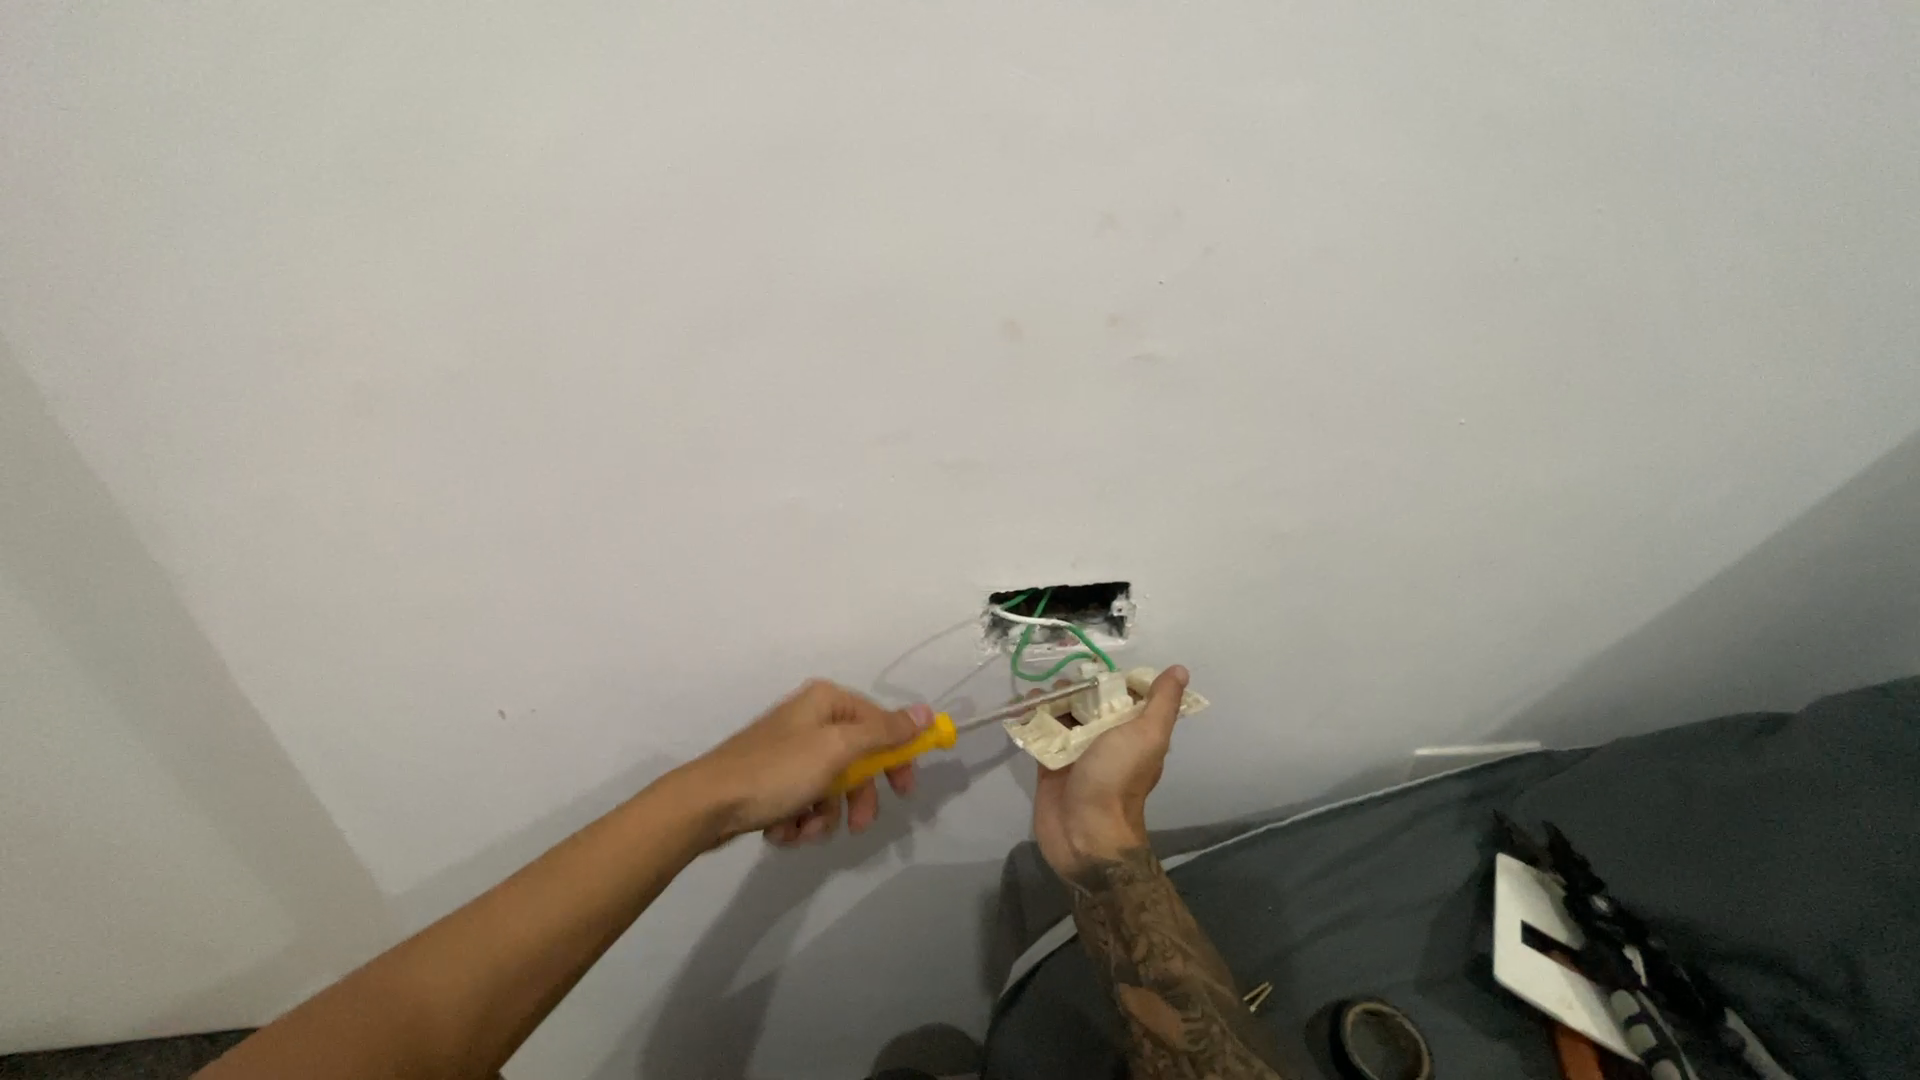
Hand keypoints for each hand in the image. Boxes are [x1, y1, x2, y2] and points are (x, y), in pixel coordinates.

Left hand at [682, 679, 930, 846]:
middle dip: (856, 797)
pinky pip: (804, 802)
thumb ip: (885, 732)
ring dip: (824, 815)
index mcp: (826, 702)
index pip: (880, 723)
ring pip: (831, 787)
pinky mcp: (771, 781)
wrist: (705, 806)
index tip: (906, 789)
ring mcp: (789, 751)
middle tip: (859, 824)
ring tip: (804, 829)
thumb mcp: (838, 749)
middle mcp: (809, 720)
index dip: (897, 755)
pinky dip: (799, 821)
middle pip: (857, 759)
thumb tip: (925, 712)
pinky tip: (782, 831)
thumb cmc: (776, 771)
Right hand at [1032, 665, 1189, 876]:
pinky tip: (1020, 708)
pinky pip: (1040, 736)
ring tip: (1037, 697)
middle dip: (1073, 690)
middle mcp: (1107, 741)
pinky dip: (1030, 720)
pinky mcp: (1050, 765)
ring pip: (1063, 717)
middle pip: (1089, 704)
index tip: (1094, 670)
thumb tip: (1179, 670)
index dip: (1110, 679)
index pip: (1124, 696)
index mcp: (1134, 732)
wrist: (1085, 833)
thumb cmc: (1117, 780)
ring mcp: (1077, 753)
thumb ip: (1162, 703)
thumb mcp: (1147, 735)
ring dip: (1049, 702)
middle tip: (1060, 686)